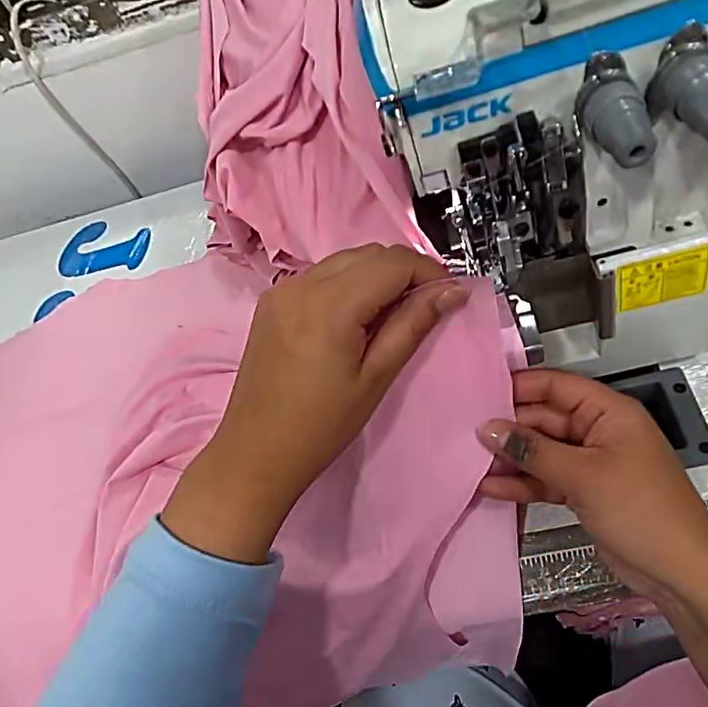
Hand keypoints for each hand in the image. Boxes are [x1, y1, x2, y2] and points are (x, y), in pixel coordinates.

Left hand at [163, 244, 468, 561]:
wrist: (256, 452)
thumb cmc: (320, 426)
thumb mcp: (376, 378)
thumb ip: (413, 325)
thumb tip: (451, 292)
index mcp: (330, 305)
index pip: (393, 263)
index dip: (429, 272)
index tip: (449, 294)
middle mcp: (302, 285)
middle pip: (370, 254)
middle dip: (404, 271)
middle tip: (425, 307)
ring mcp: (282, 290)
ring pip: (345, 260)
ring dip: (377, 275)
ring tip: (392, 315)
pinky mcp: (272, 301)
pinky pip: (321, 275)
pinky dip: (348, 283)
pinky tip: (356, 318)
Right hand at [476, 370, 707, 604]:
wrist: (678, 570)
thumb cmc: (643, 510)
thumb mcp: (583, 475)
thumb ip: (533, 450)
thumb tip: (490, 429)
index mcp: (609, 412)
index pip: (557, 386)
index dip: (520, 387)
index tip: (481, 393)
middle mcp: (599, 431)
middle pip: (545, 419)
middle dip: (510, 428)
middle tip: (468, 435)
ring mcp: (591, 463)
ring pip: (543, 452)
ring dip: (512, 459)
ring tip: (472, 462)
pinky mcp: (585, 492)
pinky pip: (547, 479)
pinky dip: (524, 483)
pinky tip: (492, 488)